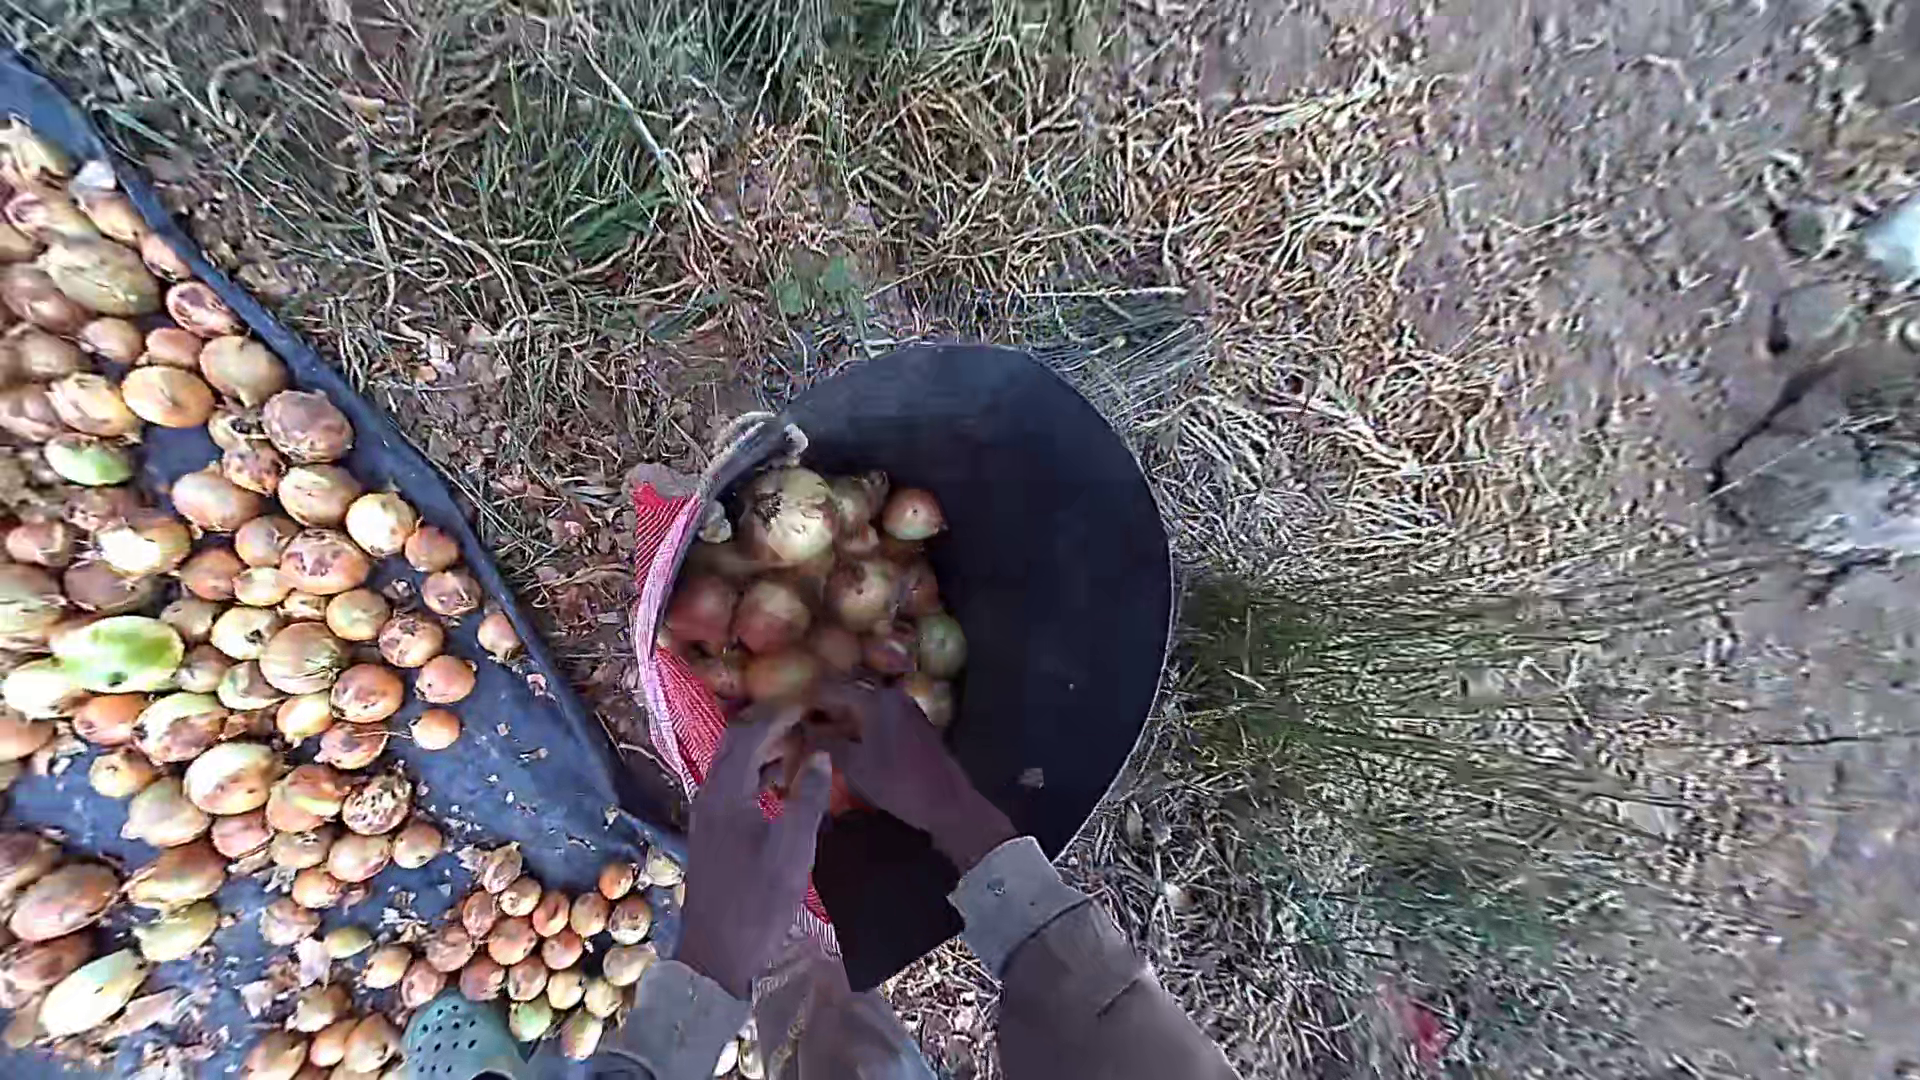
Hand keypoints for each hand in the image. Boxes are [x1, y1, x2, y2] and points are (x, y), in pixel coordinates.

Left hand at [676, 704, 832, 998]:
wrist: (717, 956)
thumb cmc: (758, 900)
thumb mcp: (793, 848)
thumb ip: (809, 796)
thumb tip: (822, 755)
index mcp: (725, 792)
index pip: (750, 734)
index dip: (780, 714)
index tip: (809, 702)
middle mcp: (710, 794)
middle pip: (737, 742)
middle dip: (770, 723)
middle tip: (806, 715)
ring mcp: (708, 812)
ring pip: (735, 762)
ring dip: (765, 746)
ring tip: (801, 742)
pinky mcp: (713, 829)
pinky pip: (735, 782)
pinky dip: (759, 770)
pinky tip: (783, 780)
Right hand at [811, 681, 1014, 872]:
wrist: (946, 801)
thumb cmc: (898, 782)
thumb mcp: (854, 765)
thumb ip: (825, 743)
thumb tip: (800, 731)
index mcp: (876, 699)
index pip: (832, 689)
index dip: (806, 700)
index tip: (784, 712)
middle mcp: (891, 695)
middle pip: (848, 695)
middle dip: (822, 709)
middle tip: (796, 726)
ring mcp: (904, 708)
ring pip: (862, 707)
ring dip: (839, 719)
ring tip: (813, 737)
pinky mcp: (911, 723)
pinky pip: (877, 716)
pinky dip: (857, 726)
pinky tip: (842, 743)